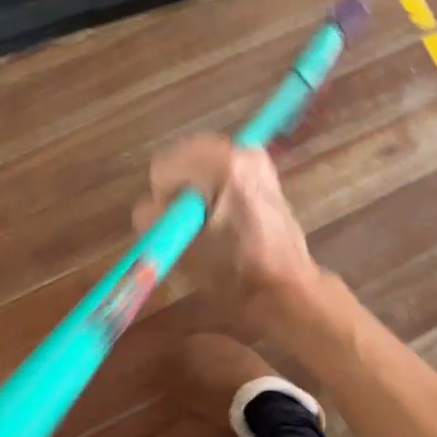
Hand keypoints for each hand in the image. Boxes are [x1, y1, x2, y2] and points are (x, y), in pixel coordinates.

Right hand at [134, 133, 321, 326]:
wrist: (285, 285)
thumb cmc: (234, 272)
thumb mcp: (181, 249)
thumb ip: (151, 217)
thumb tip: (152, 203)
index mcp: (223, 165)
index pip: (163, 168)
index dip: (163, 199)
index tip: (180, 224)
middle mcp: (242, 150)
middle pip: (183, 156)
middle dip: (179, 187)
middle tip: (192, 221)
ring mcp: (256, 156)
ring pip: (200, 159)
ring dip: (195, 185)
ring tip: (210, 220)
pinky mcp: (262, 167)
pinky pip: (220, 165)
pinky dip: (212, 183)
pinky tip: (223, 213)